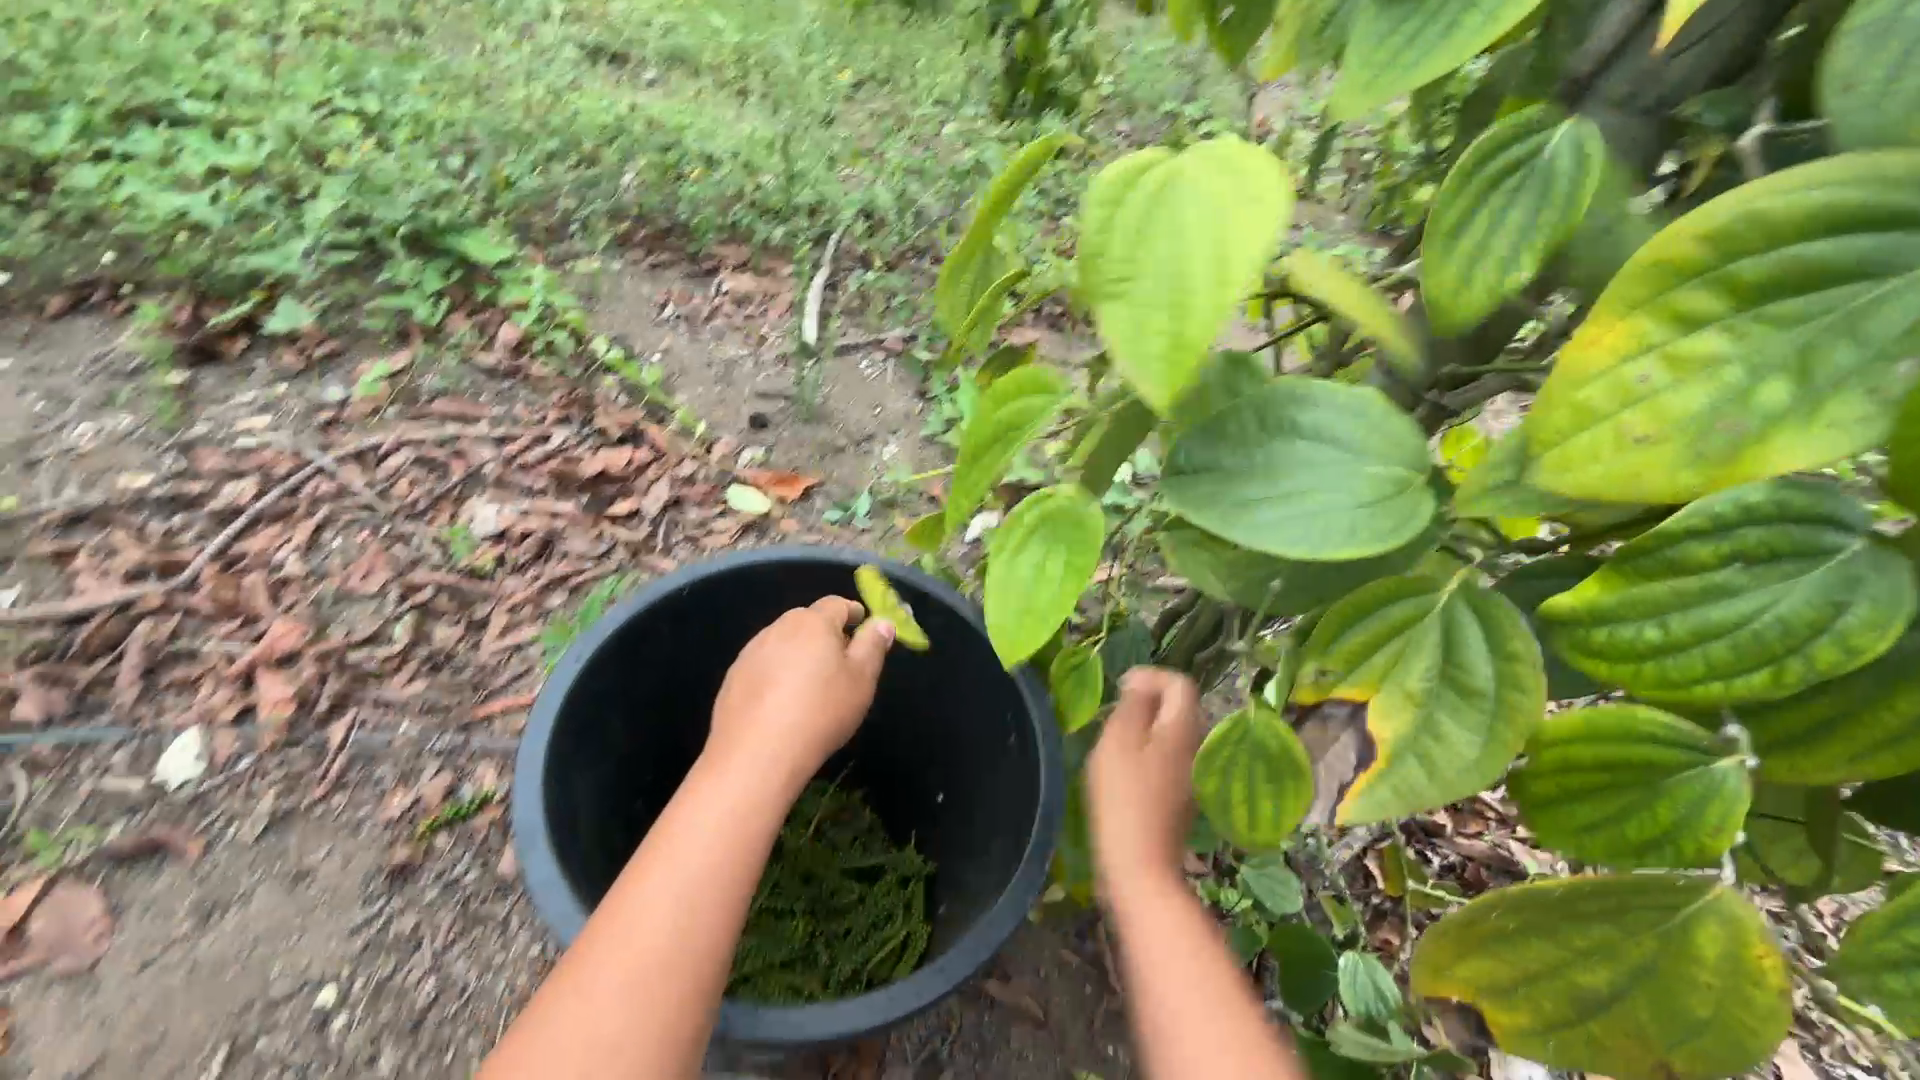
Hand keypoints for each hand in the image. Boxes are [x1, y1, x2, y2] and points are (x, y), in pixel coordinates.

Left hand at [707, 597, 894, 788]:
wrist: (757, 753)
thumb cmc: (821, 712)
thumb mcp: (861, 680)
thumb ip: (873, 646)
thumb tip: (882, 622)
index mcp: (813, 623)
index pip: (836, 604)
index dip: (853, 612)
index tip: (862, 624)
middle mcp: (778, 628)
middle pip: (807, 621)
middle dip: (825, 633)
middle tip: (840, 660)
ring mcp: (751, 652)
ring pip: (783, 643)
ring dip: (799, 653)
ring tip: (811, 684)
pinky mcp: (734, 677)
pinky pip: (763, 665)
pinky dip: (776, 674)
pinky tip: (782, 702)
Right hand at [1086, 667, 1202, 894]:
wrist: (1139, 865)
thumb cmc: (1123, 798)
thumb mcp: (1119, 740)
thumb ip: (1134, 703)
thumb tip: (1141, 680)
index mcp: (1185, 728)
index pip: (1180, 683)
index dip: (1151, 677)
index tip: (1119, 690)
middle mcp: (1198, 747)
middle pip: (1179, 708)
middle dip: (1147, 703)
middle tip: (1113, 718)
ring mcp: (1194, 775)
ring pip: (1172, 734)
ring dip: (1146, 730)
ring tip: (1115, 745)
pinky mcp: (1183, 797)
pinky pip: (1169, 759)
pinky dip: (1149, 755)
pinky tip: (1125, 775)